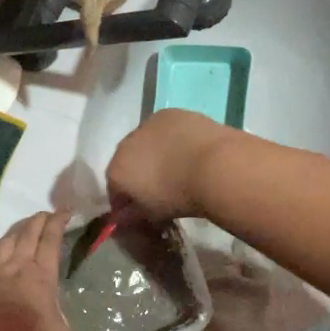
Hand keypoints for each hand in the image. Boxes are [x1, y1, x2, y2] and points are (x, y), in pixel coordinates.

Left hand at [0, 212, 113, 330]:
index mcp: (43, 274)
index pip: (52, 241)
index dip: (58, 223)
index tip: (65, 211)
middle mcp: (20, 265)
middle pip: (29, 235)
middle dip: (38, 221)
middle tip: (45, 213)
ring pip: (5, 242)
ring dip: (14, 230)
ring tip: (22, 223)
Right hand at [105, 108, 235, 221]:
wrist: (215, 166)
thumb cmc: (180, 196)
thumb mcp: (153, 215)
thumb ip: (132, 215)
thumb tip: (121, 217)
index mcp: (116, 172)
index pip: (114, 189)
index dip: (125, 201)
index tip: (138, 209)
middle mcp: (124, 145)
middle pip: (127, 161)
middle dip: (138, 173)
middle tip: (159, 185)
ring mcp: (146, 126)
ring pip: (145, 142)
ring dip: (154, 152)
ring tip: (176, 165)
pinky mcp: (169, 114)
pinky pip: (164, 130)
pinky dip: (171, 138)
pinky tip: (188, 148)